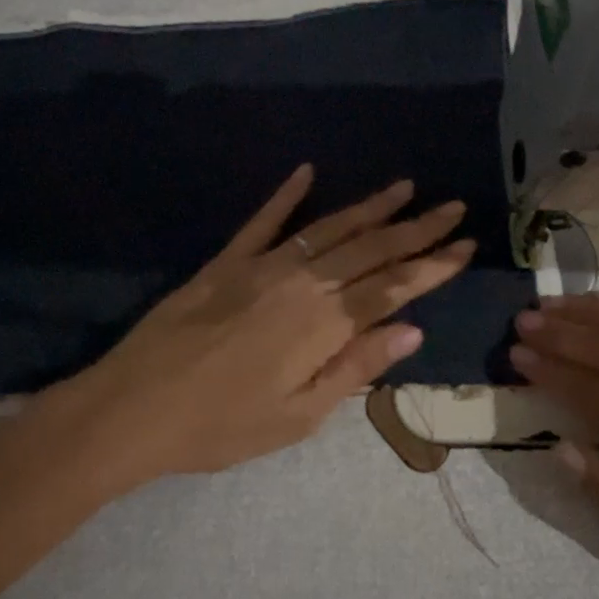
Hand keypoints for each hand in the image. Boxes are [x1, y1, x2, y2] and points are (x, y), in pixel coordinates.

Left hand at [54, 164, 474, 483]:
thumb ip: (355, 367)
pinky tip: (306, 171)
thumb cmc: (221, 427)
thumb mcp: (298, 416)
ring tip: (405, 188)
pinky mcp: (225, 260)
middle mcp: (302, 284)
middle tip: (453, 207)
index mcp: (323, 326)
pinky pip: (263, 220)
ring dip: (370, 207)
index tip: (466, 245)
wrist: (133, 407)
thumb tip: (412, 330)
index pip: (393, 288)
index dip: (433, 266)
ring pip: (329, 229)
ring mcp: (262, 266)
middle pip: (371, 250)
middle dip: (416, 229)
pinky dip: (286, 195)